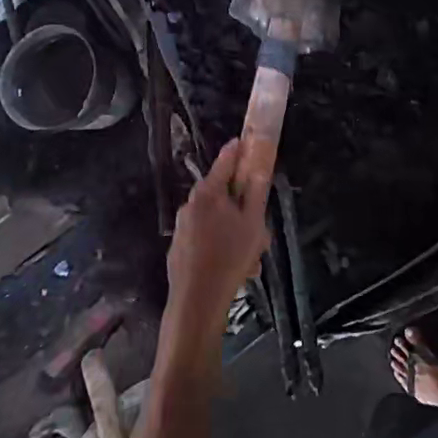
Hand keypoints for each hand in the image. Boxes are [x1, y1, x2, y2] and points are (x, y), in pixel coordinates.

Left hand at [164, 139, 270, 338]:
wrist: (197, 298)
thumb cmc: (231, 255)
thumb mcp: (254, 222)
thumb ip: (256, 192)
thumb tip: (258, 167)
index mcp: (209, 193)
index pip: (225, 161)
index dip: (237, 149)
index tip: (245, 140)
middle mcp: (191, 204)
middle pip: (220, 193)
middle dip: (241, 204)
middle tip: (258, 223)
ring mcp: (182, 226)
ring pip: (215, 219)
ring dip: (233, 228)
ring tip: (250, 254)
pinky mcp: (178, 247)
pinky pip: (205, 237)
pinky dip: (220, 243)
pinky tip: (234, 265)